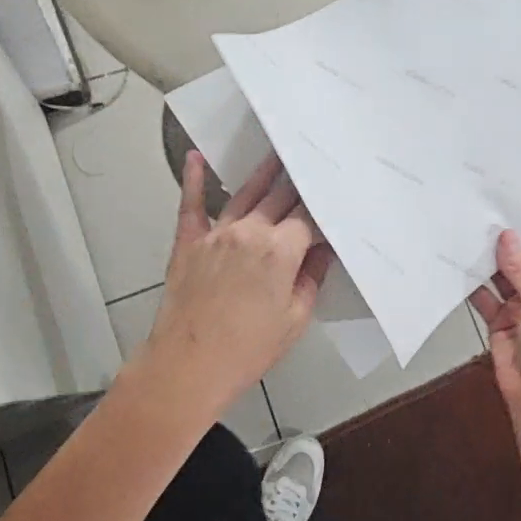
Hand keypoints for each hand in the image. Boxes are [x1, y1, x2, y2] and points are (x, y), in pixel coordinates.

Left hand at [140, 151, 331, 413]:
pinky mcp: (189, 241)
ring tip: (277, 152)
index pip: (308, 216)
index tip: (333, 200)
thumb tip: (323, 250)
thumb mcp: (295, 318)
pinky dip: (194, 179)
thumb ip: (312, 276)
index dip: (322, 208)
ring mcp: (217, 233)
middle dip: (298, 182)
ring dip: (263, 172)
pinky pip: (192, 203)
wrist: (187, 367)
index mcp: (281, 250)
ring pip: (245, 193)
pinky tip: (196, 157)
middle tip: (311, 164)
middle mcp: (250, 231)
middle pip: (280, 197)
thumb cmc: (248, 349)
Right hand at [469, 230, 520, 416]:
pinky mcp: (500, 320)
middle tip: (488, 206)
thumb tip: (506, 235)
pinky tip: (458, 261)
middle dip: (511, 237)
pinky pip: (486, 295)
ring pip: (504, 274)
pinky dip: (473, 283)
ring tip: (468, 228)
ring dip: (490, 258)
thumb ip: (520, 268)